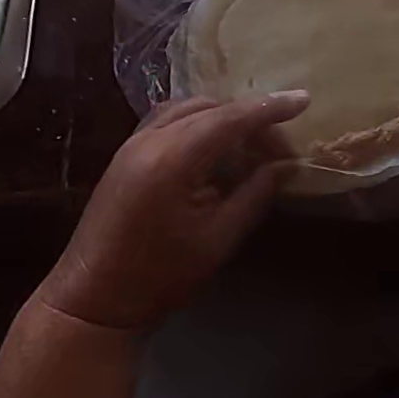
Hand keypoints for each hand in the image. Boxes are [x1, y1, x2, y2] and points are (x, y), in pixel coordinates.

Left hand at [38, 92, 310, 332]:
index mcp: (172, 158)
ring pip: (188, 109)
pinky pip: (169, 120)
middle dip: (250, 119)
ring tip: (254, 143)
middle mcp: (150, 139)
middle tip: (281, 149)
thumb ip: (255, 193)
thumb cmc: (160, 276)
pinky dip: (198, 123)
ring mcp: (133, 143)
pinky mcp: (126, 153)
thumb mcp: (218, 237)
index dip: (271, 108)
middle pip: (211, 109)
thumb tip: (288, 165)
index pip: (231, 118)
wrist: (94, 298)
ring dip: (224, 117)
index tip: (304, 99)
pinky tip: (216, 144)